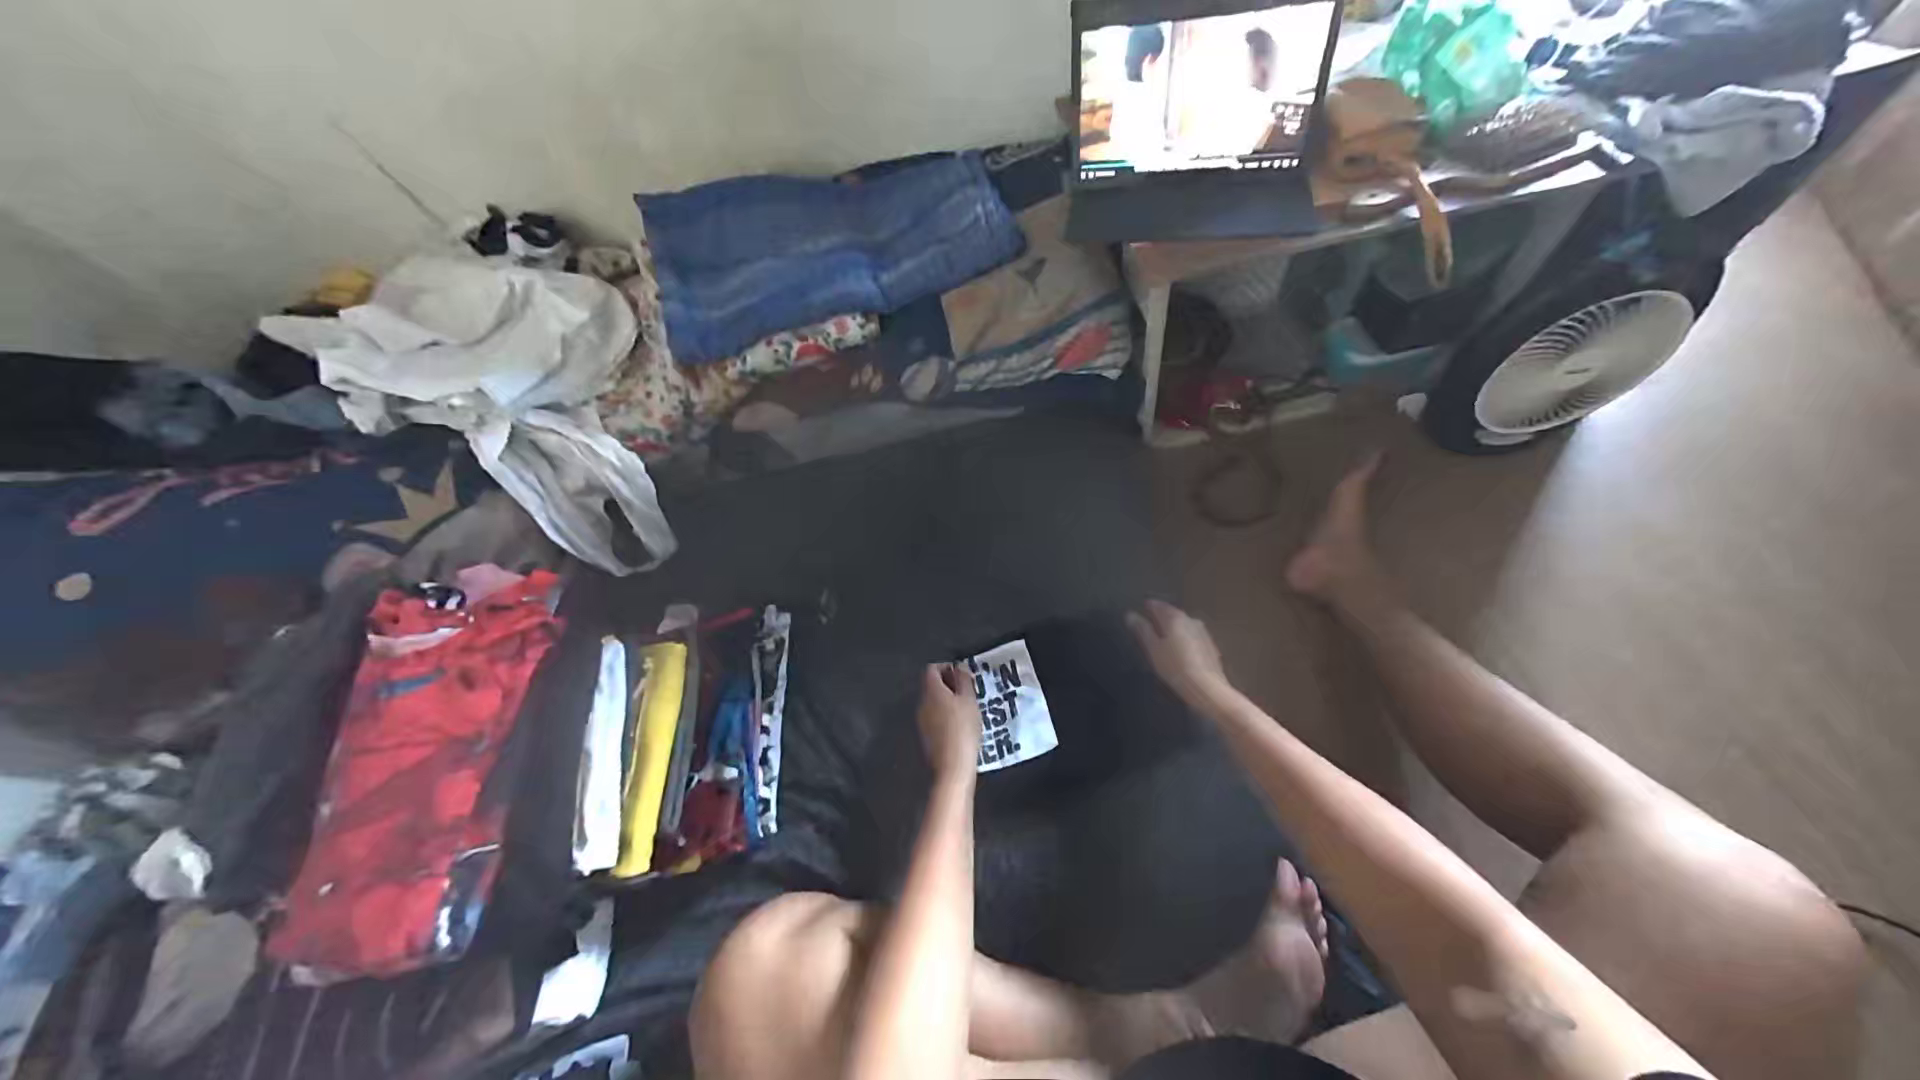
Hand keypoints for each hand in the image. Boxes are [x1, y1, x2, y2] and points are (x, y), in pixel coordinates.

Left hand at [916, 664, 981, 777]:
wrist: (953, 766)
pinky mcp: (925, 734)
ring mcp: (921, 720)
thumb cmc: (963, 729)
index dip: (947, 667)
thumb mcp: (969, 700)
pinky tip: (959, 724)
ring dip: (947, 699)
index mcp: (931, 691)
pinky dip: (945, 714)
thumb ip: (964, 680)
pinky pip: (934, 716)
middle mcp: (921, 702)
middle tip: (966, 690)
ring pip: (932, 701)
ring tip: (966, 707)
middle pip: (931, 685)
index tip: (961, 674)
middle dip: (948, 684)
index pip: (932, 668)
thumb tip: (959, 668)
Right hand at [1126, 599, 1231, 705]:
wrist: (1206, 687)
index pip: (1158, 605)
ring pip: (1183, 624)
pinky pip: (1191, 634)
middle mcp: (1190, 620)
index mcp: (1175, 618)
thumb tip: (1130, 614)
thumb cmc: (1174, 666)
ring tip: (1162, 635)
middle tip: (1150, 621)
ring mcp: (1202, 632)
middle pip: (1172, 613)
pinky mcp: (1209, 645)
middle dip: (1161, 616)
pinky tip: (1179, 648)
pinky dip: (1182, 636)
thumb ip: (1142, 629)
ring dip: (1172, 627)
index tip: (1141, 608)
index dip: (1148, 606)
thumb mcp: (1153, 648)